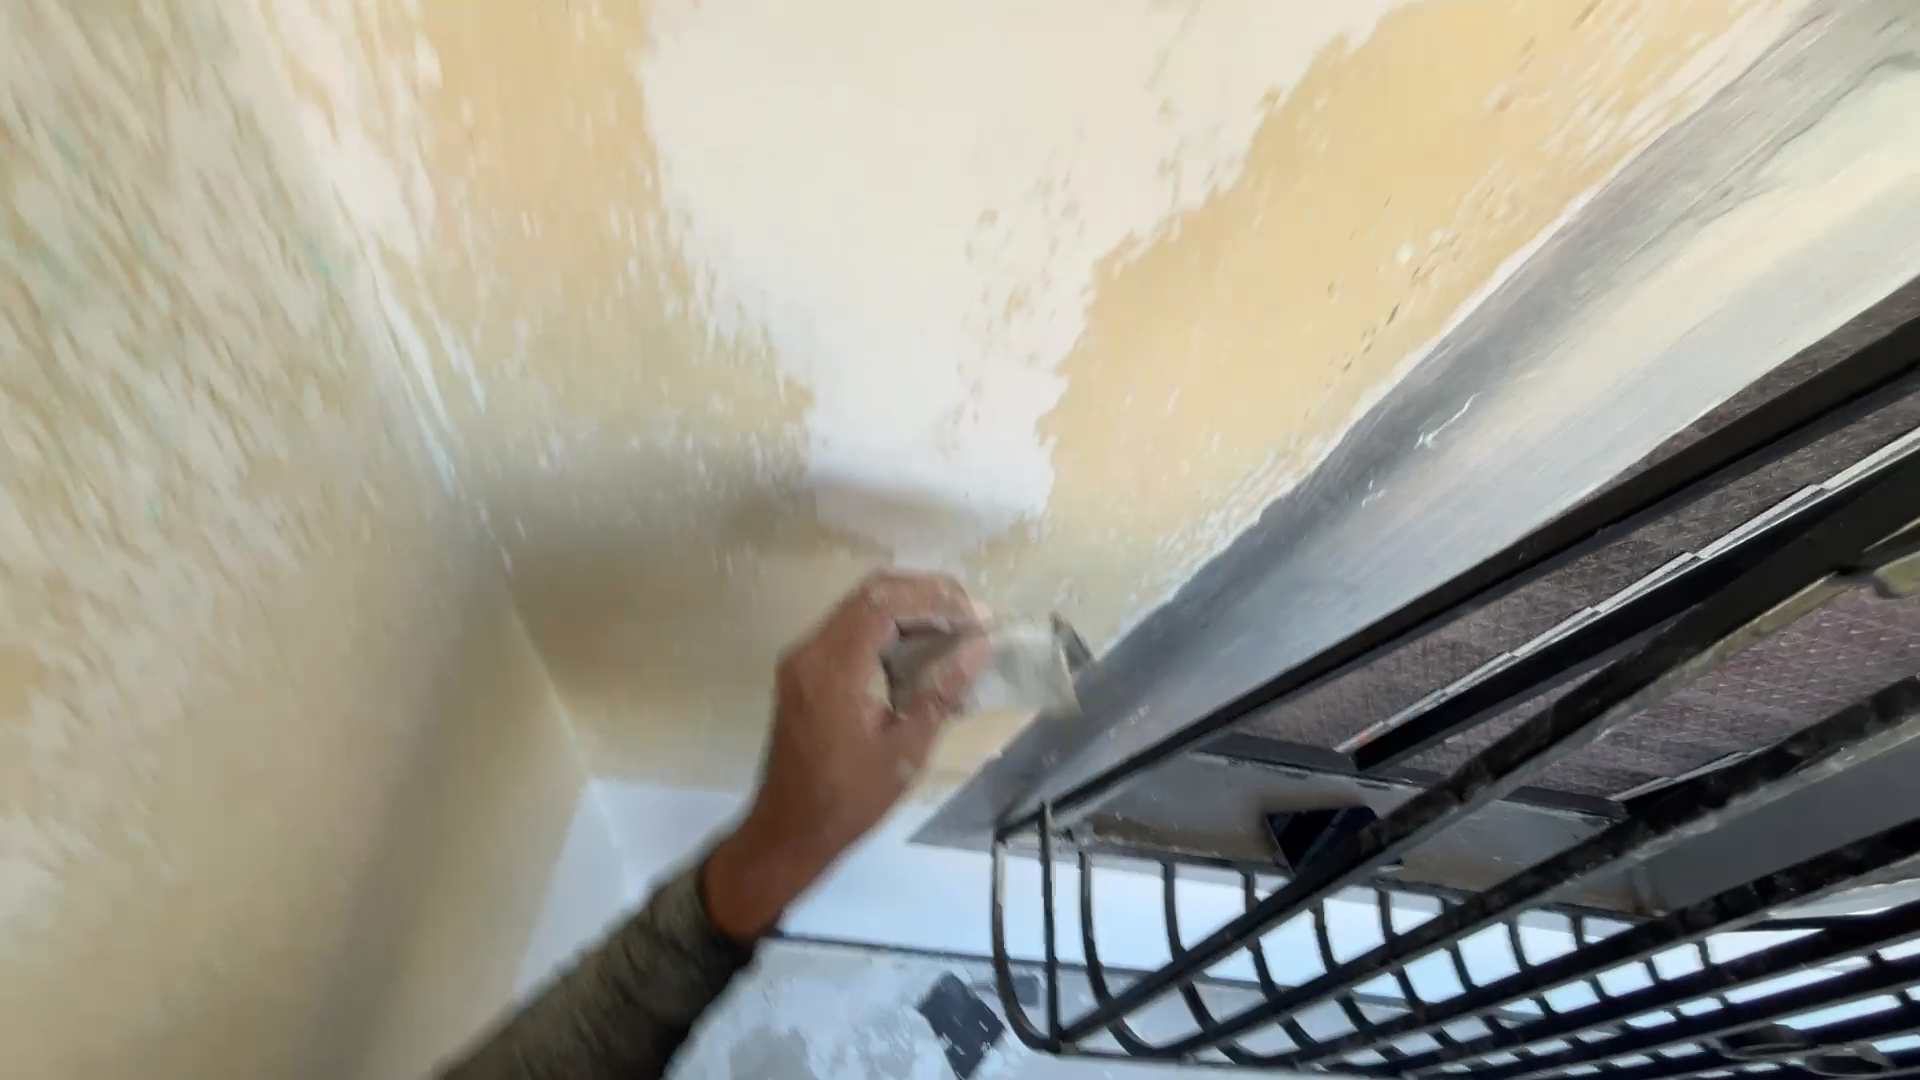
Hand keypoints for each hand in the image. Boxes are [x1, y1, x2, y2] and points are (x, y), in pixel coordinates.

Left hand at [702, 571, 986, 941]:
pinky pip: (850, 627)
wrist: (789, 829)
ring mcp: (804, 656)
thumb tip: (979, 645)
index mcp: (833, 669)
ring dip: (909, 607)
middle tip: (970, 613)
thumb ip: (942, 691)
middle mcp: (811, 650)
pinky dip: (889, 626)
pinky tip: (922, 645)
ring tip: (955, 625)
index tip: (976, 615)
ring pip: (861, 605)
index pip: (884, 604)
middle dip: (925, 594)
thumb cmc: (849, 799)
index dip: (935, 599)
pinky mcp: (806, 667)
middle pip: (871, 593)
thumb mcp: (906, 749)